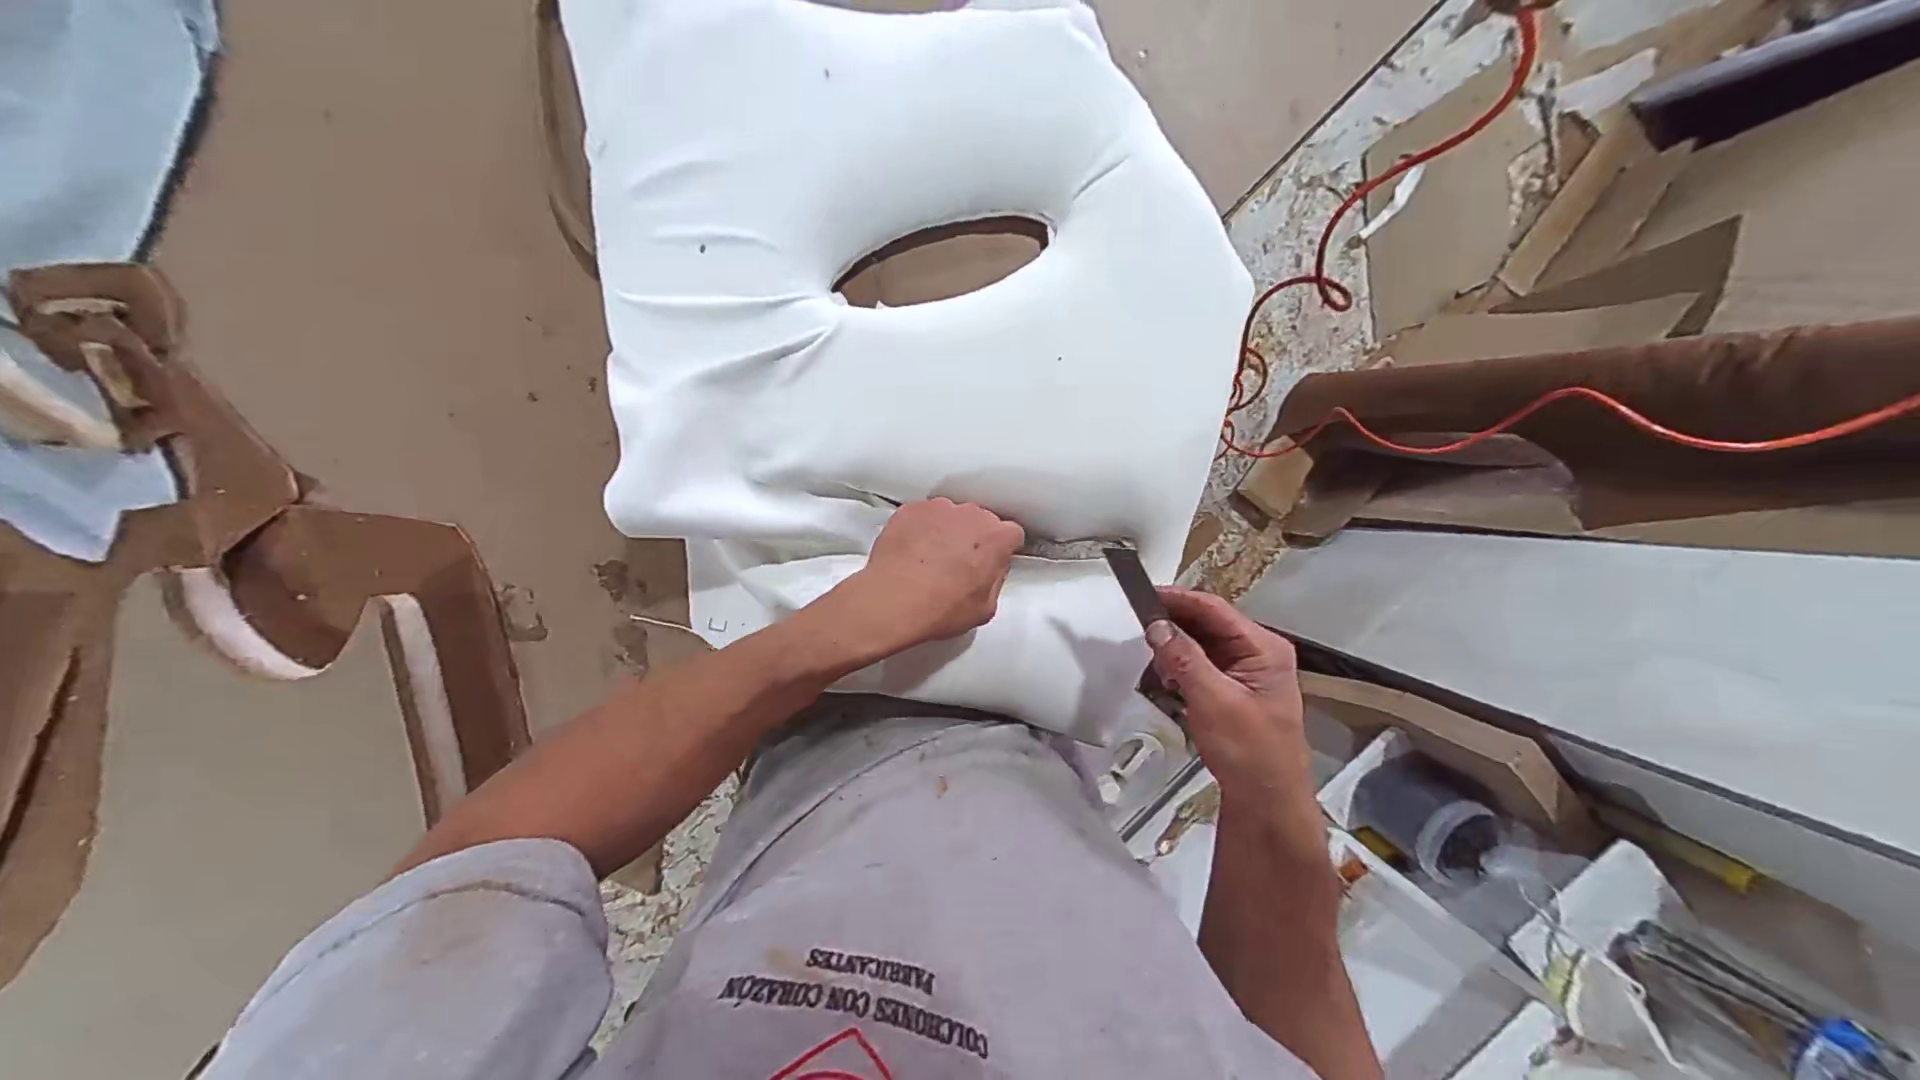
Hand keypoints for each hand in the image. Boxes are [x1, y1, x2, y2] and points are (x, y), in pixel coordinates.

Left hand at [824, 498, 1024, 655]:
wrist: (893, 600)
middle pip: (980, 521)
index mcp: (997, 538)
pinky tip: (913, 552)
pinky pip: (923, 516)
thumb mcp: (985, 609)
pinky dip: (920, 529)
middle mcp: (971, 515)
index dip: (1002, 549)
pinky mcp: (912, 510)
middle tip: (959, 564)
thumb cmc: (938, 607)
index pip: (1011, 534)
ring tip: (932, 559)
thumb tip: (990, 573)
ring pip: (950, 516)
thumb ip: (996, 581)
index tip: (992, 561)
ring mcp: (939, 509)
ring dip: (946, 532)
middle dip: (973, 539)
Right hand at [1145, 587, 1311, 805]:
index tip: (1142, 595)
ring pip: (1202, 644)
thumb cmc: (1248, 750)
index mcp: (1263, 648)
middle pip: (1208, 623)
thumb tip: (1156, 625)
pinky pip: (1202, 665)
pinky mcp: (1234, 689)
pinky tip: (1166, 678)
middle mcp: (1257, 652)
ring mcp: (1247, 671)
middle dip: (1174, 625)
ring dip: (1175, 648)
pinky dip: (1181, 666)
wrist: (1268, 802)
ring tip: (1152, 660)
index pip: (1214, 609)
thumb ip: (1184, 658)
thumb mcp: (1213, 700)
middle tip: (1140, 629)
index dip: (1178, 600)